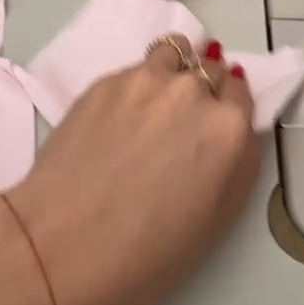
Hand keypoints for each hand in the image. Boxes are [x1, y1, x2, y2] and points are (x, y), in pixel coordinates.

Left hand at [6, 34, 260, 304]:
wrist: (62, 245)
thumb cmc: (148, 250)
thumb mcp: (219, 217)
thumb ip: (240, 159)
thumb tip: (236, 126)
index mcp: (226, 127)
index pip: (241, 92)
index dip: (230, 108)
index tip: (214, 126)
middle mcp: (191, 90)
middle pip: (210, 69)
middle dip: (204, 90)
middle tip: (183, 124)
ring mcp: (145, 79)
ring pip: (173, 55)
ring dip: (172, 73)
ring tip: (153, 105)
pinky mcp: (106, 78)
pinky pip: (135, 70)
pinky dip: (136, 86)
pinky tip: (118, 119)